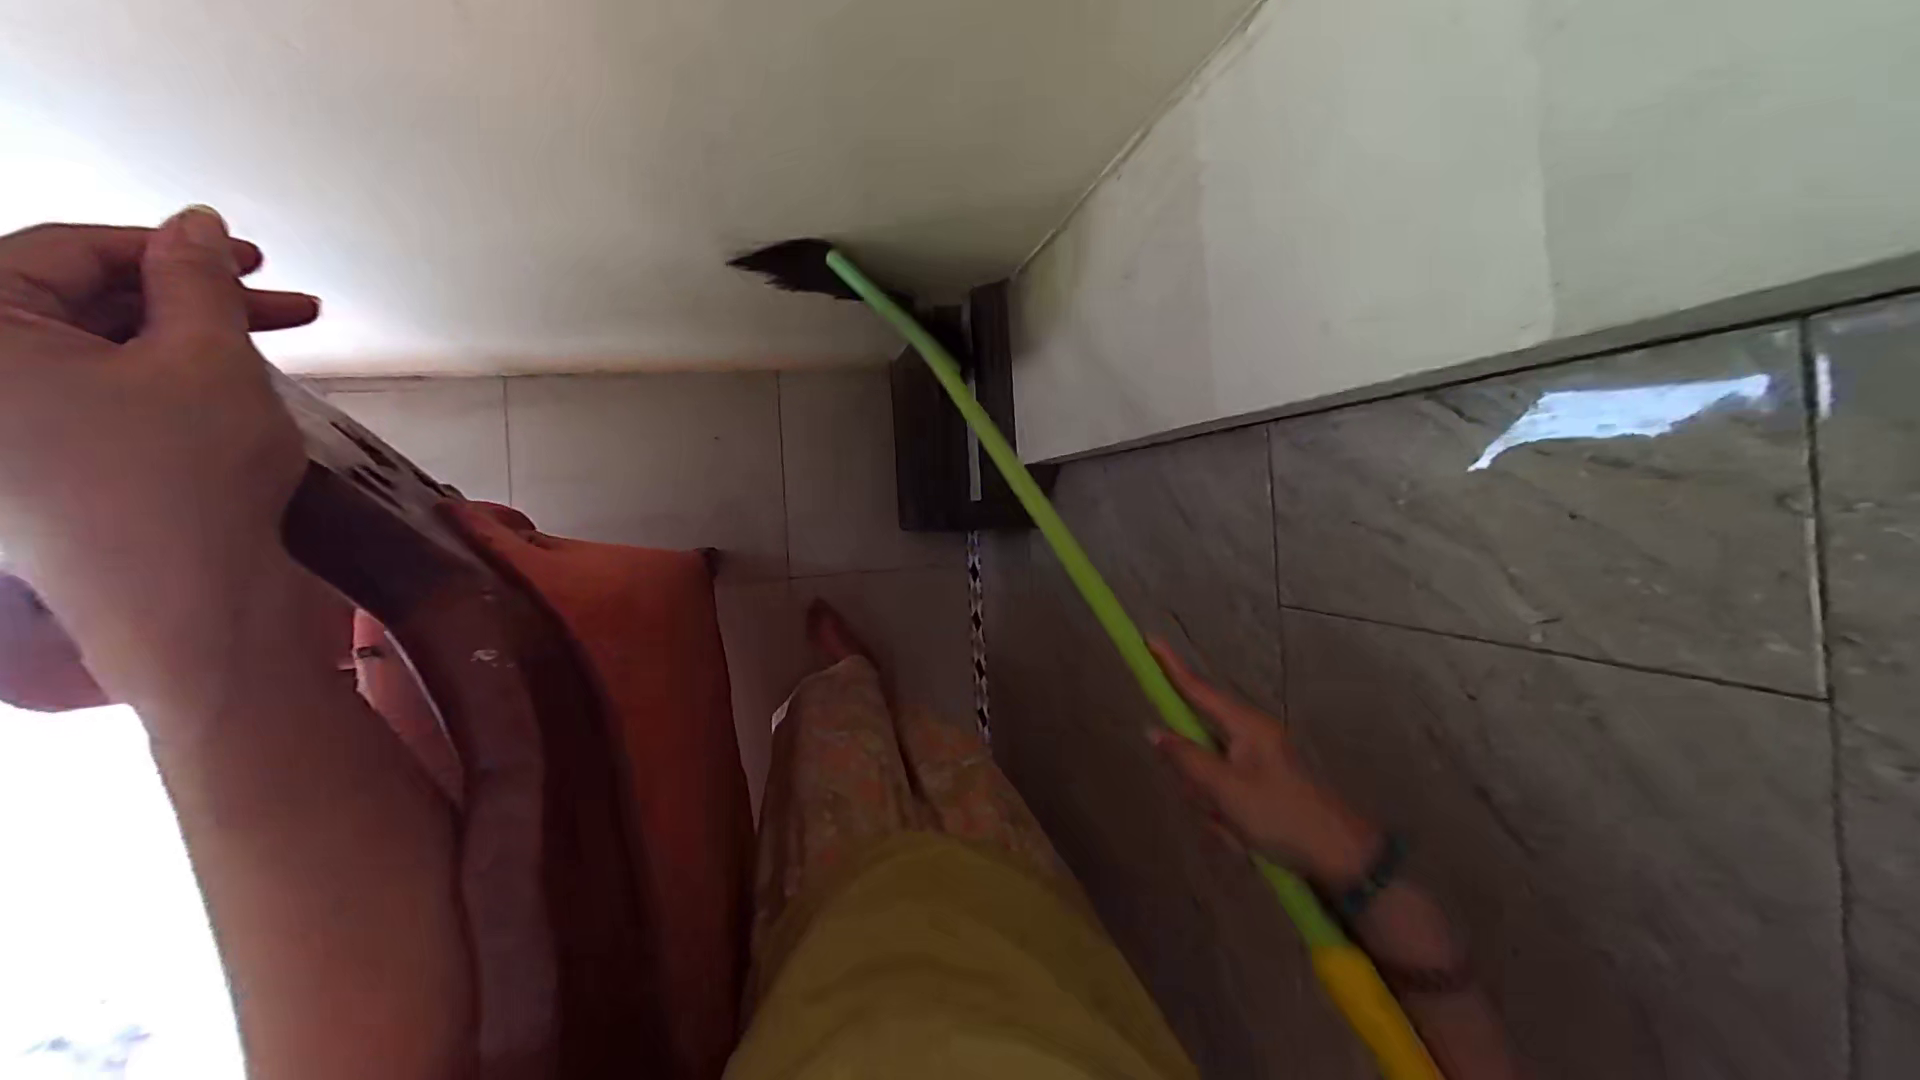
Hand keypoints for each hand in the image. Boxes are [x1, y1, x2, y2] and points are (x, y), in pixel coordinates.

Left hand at [0, 209, 313, 598]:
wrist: (184, 598)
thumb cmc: (190, 473)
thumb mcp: (211, 362)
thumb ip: (198, 282)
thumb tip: (198, 223)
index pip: (65, 251)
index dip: (170, 248)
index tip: (256, 258)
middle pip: (77, 303)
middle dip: (191, 300)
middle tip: (287, 306)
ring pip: (95, 353)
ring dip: (187, 342)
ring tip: (271, 352)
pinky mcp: (28, 469)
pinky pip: (95, 398)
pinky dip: (164, 383)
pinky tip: (225, 392)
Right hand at [1148, 640, 1381, 885]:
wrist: (1341, 857)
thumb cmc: (1282, 815)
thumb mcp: (1226, 789)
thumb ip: (1186, 758)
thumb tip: (1153, 730)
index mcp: (1245, 725)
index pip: (1197, 687)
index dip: (1171, 665)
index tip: (1150, 640)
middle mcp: (1250, 735)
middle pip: (1196, 741)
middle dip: (1194, 778)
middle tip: (1210, 807)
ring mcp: (1256, 760)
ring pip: (1207, 771)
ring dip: (1210, 803)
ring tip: (1232, 829)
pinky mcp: (1260, 784)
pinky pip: (1223, 792)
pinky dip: (1224, 815)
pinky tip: (1241, 837)